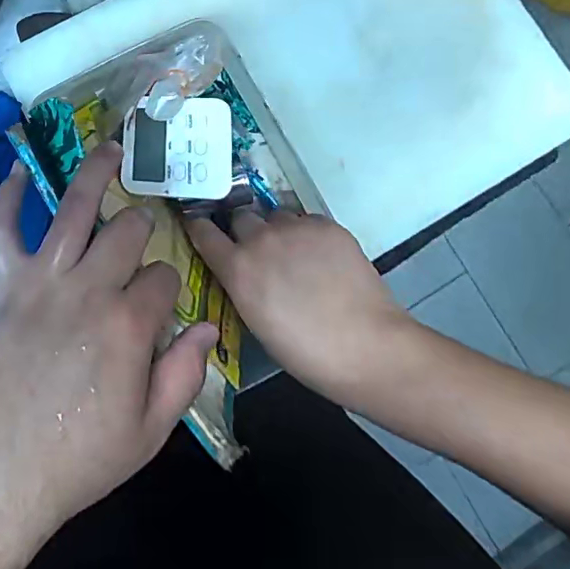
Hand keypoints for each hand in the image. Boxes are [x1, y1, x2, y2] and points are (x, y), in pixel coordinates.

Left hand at [0, 143, 216, 568]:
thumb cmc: (76, 458)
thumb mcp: (147, 433)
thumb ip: (184, 375)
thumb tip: (206, 327)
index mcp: (128, 323)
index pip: (165, 278)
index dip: (168, 286)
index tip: (160, 303)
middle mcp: (87, 287)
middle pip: (127, 232)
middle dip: (141, 225)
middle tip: (141, 228)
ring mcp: (40, 278)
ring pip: (74, 209)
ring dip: (94, 172)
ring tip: (110, 147)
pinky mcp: (0, 282)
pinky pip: (1, 227)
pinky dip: (9, 196)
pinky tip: (19, 170)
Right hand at [185, 208, 429, 412]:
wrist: (369, 348)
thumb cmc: (306, 352)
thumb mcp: (255, 321)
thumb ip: (241, 285)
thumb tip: (243, 272)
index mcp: (236, 268)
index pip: (201, 230)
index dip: (200, 227)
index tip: (201, 228)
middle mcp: (259, 239)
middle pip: (239, 216)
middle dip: (243, 230)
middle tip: (260, 251)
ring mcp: (295, 228)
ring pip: (275, 216)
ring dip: (277, 230)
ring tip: (296, 255)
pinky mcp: (326, 225)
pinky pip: (306, 220)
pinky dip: (308, 234)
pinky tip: (322, 257)